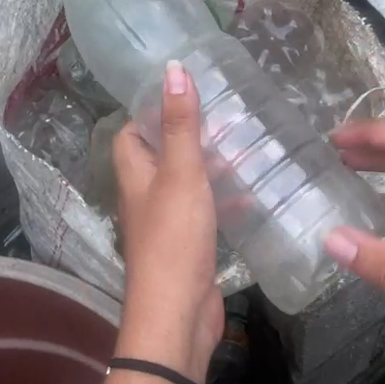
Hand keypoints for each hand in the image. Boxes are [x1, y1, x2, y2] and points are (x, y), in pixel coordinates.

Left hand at [110, 60, 224, 381]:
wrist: (178, 315)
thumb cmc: (174, 238)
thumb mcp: (181, 172)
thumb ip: (180, 124)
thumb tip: (173, 68)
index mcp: (135, 174)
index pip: (132, 132)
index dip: (150, 111)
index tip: (184, 93)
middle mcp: (146, 196)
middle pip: (161, 155)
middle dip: (189, 135)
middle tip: (226, 114)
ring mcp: (167, 223)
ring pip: (187, 183)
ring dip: (210, 165)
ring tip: (245, 144)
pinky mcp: (189, 245)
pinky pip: (206, 211)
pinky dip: (225, 199)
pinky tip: (252, 193)